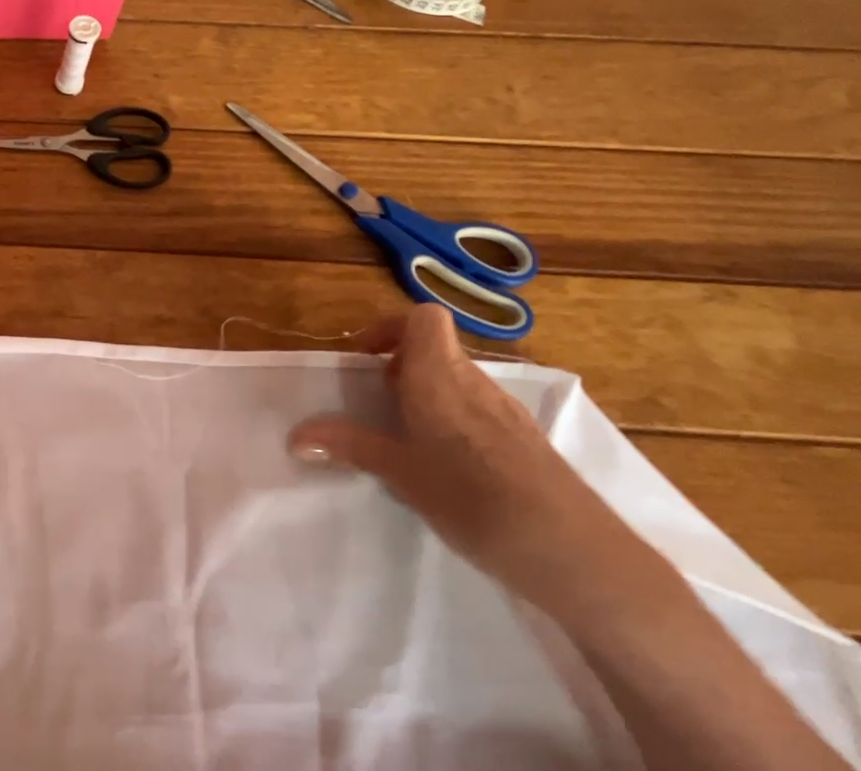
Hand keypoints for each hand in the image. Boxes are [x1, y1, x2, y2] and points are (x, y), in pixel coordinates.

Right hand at [287, 304, 659, 616]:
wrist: (572, 552)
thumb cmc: (475, 502)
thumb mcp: (401, 474)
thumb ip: (351, 446)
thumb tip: (297, 435)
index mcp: (440, 378)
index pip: (422, 318)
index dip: (389, 327)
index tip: (363, 360)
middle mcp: (474, 384)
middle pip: (435, 351)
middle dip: (397, 369)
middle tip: (369, 407)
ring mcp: (504, 412)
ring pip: (454, 382)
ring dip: (422, 397)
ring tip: (399, 440)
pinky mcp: (523, 440)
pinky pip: (475, 411)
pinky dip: (449, 421)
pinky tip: (440, 466)